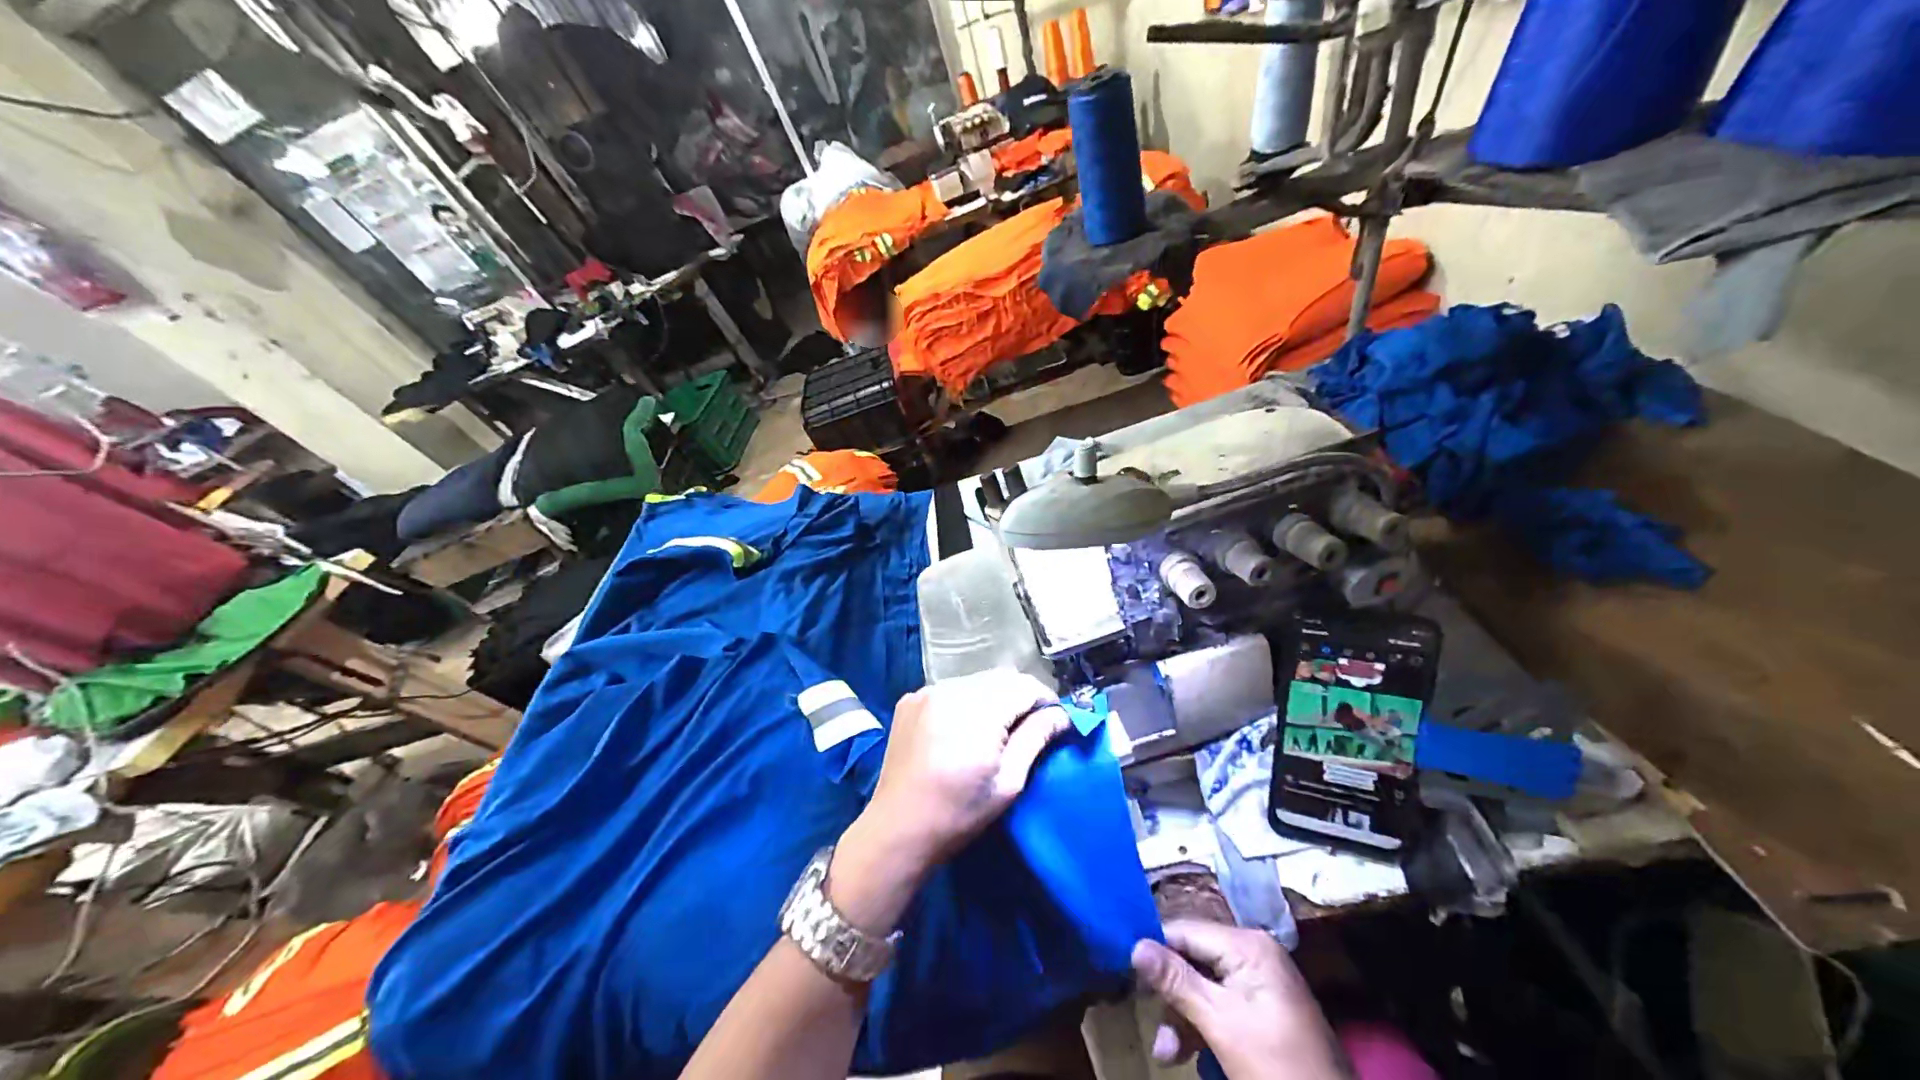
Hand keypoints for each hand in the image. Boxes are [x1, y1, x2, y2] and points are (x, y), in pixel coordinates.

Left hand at [858, 670, 1070, 870]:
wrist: (898, 828)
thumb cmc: (958, 813)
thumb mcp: (1008, 782)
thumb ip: (1036, 739)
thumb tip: (1061, 714)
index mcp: (975, 712)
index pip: (1024, 685)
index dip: (1046, 700)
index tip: (1054, 721)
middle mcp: (949, 691)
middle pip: (1000, 678)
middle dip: (1021, 696)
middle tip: (1030, 727)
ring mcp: (925, 692)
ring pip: (976, 681)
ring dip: (994, 697)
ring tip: (998, 731)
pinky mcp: (910, 700)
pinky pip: (951, 689)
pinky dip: (967, 701)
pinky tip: (965, 729)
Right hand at [1131, 921, 1347, 1079]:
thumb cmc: (1278, 1070)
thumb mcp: (1220, 1024)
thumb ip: (1175, 981)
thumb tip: (1134, 944)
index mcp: (1247, 946)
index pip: (1184, 932)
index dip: (1154, 952)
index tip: (1127, 978)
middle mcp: (1254, 953)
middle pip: (1192, 961)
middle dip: (1171, 999)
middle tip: (1159, 1042)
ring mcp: (1261, 982)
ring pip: (1203, 987)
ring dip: (1183, 1021)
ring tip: (1168, 1057)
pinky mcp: (1264, 1010)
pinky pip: (1221, 1005)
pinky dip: (1204, 1028)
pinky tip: (1192, 1056)